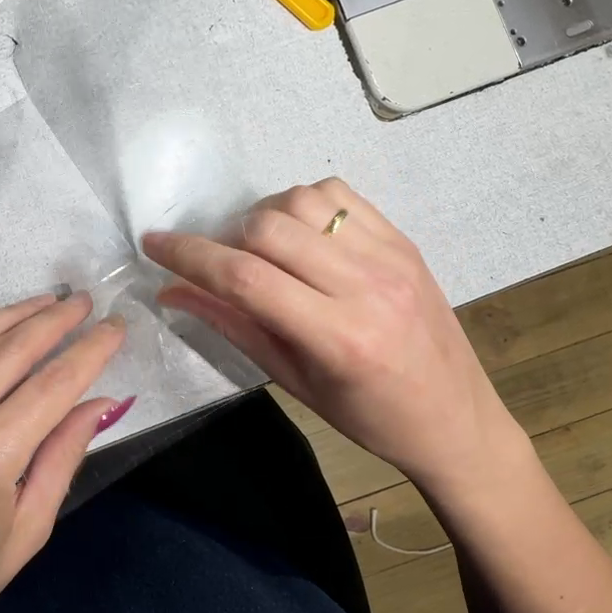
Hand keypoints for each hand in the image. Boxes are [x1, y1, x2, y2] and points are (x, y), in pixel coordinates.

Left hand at [0, 294, 132, 612]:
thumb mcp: (28, 531)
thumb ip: (64, 457)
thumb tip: (104, 402)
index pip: (52, 385)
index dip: (90, 351)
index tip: (116, 327)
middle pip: (12, 349)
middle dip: (55, 319)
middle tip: (86, 301)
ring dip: (14, 312)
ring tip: (49, 301)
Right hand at [143, 179, 524, 498]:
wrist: (457, 420)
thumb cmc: (369, 417)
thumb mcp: (293, 381)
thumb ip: (231, 326)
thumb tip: (171, 291)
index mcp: (338, 338)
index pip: (245, 279)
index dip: (189, 256)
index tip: (154, 245)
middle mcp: (366, 287)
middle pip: (267, 230)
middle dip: (224, 239)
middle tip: (221, 263)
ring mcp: (390, 256)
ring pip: (299, 200)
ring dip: (263, 218)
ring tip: (263, 250)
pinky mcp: (403, 239)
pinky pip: (336, 193)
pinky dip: (301, 204)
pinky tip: (300, 234)